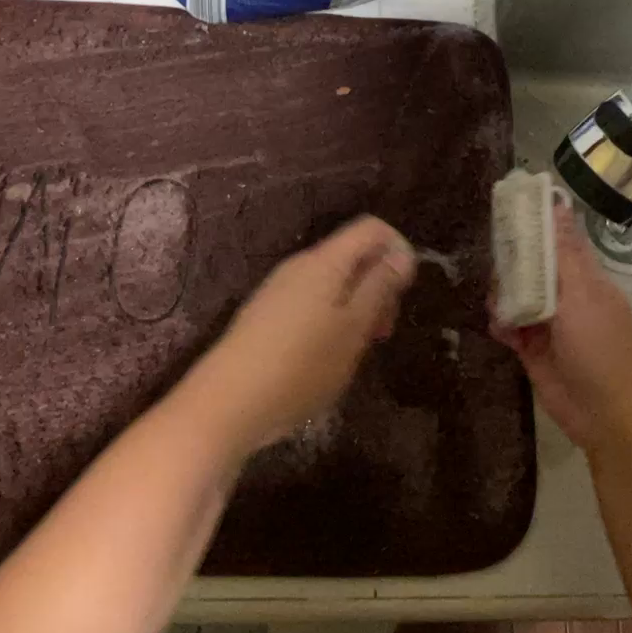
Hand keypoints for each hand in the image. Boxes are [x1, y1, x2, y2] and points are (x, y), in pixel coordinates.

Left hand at [184, 215, 414, 452]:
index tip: (405, 292)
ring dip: (356, 308)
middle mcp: (300, 265)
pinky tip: (326, 358)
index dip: (398, 250)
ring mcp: (279, 289)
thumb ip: (379, 287)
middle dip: (378, 285)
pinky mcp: (266, 314)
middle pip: (352, 255)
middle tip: (383, 332)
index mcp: (325, 262)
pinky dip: (332, 320)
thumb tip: (401, 254)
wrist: (226, 404)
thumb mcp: (353, 329)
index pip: (371, 228)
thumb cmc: (300, 366)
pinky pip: (312, 302)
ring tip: (356, 351)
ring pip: (333, 282)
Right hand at [492, 204, 631, 450]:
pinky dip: (501, 325)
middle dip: (510, 264)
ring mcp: (548, 323)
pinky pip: (509, 326)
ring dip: (503, 297)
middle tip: (496, 267)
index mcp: (584, 278)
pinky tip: (502, 331)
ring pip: (515, 295)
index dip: (534, 224)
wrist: (608, 416)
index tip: (506, 208)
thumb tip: (557, 203)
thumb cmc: (602, 349)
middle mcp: (565, 296)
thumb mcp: (582, 295)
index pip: (557, 240)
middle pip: (530, 267)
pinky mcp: (532, 349)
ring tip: (501, 308)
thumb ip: (562, 253)